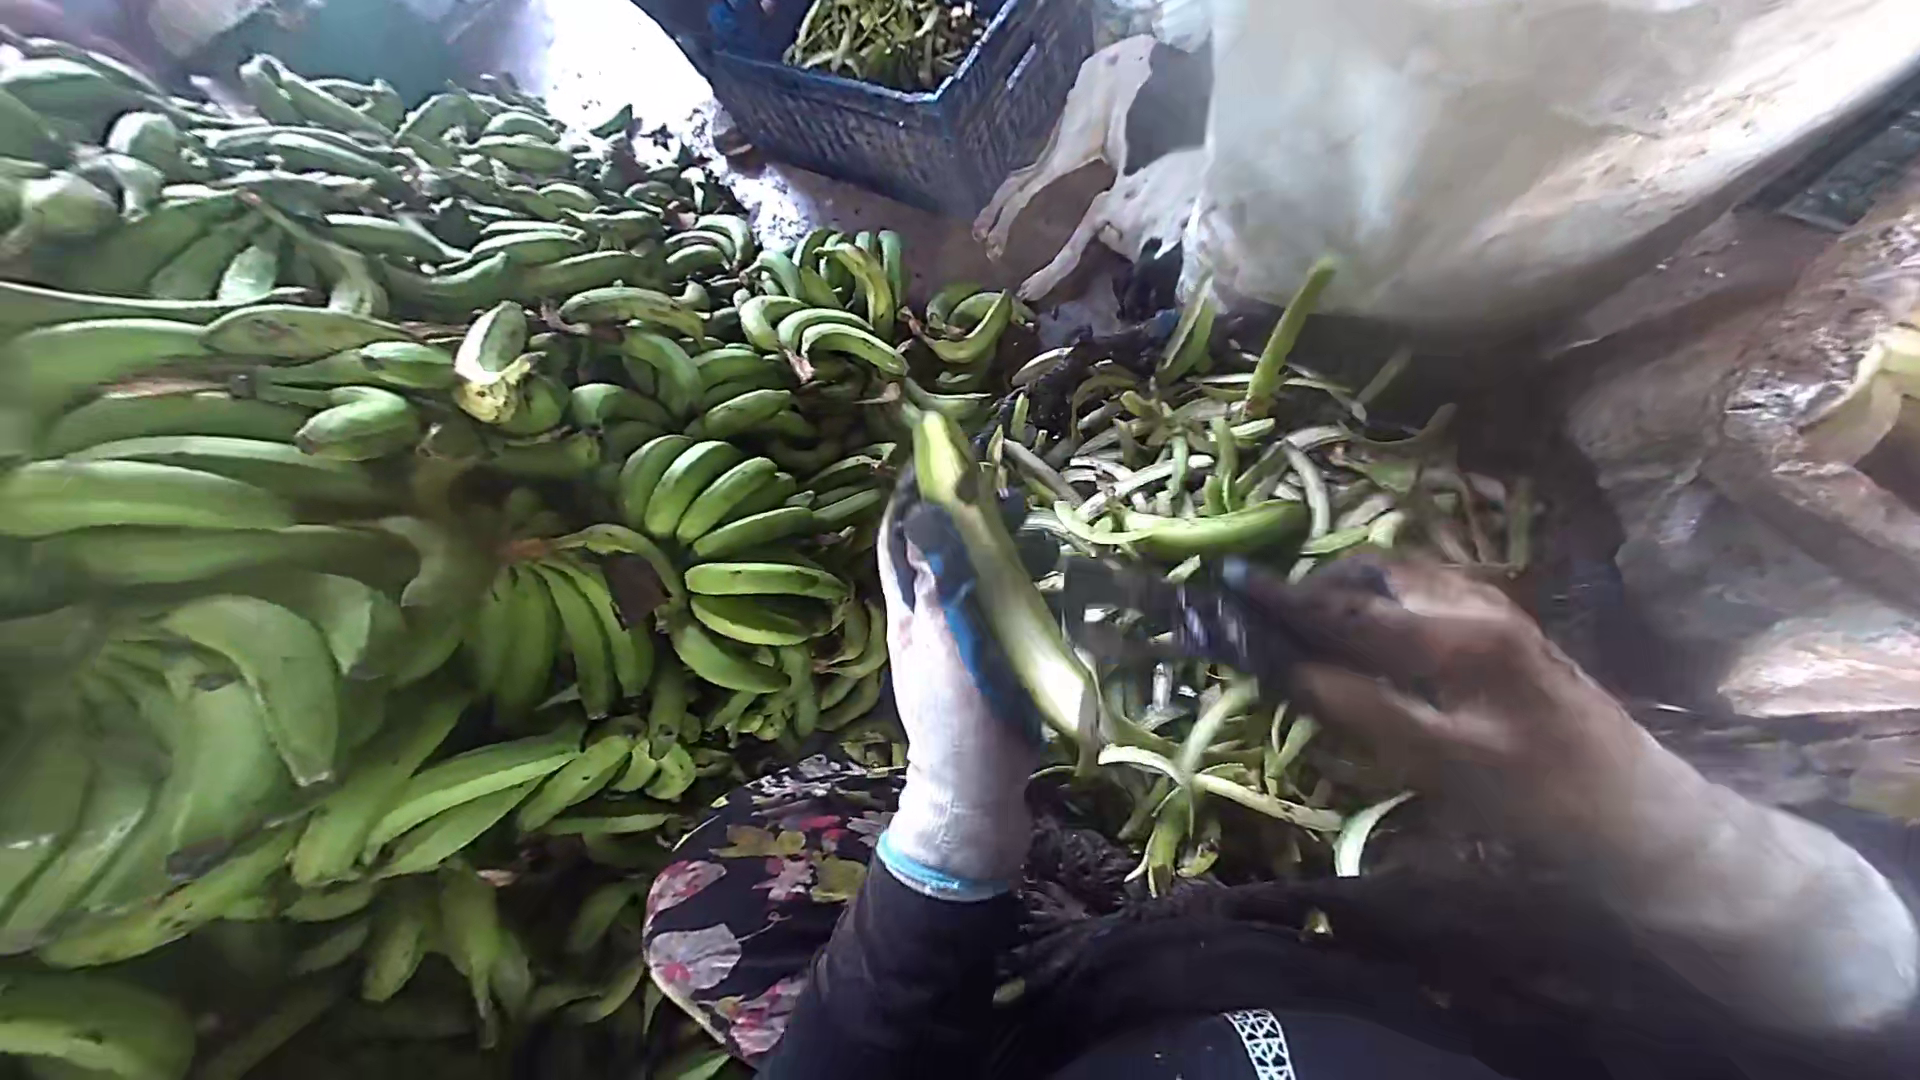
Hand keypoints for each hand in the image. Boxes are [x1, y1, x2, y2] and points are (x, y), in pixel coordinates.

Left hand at [873, 475, 1041, 900]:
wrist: (980, 780)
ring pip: (980, 569)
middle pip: (944, 547)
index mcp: (909, 608)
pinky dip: (1025, 576)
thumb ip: (936, 582)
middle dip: (965, 513)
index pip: (900, 540)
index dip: (910, 499)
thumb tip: (920, 513)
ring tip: (1030, 521)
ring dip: (1000, 542)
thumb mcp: (943, 644)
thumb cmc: (954, 713)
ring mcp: (968, 628)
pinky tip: (1049, 564)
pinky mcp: (999, 644)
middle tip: (998, 486)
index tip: (930, 460)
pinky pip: (1010, 598)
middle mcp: (935, 610)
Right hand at [1228, 556, 1687, 843]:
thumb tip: (1285, 667)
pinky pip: (1411, 588)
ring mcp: (1486, 604)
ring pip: (1387, 575)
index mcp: (1460, 638)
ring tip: (1305, 626)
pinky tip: (1357, 633)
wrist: (1638, 813)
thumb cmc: (1537, 798)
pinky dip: (1368, 599)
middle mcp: (1471, 603)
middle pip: (1364, 574)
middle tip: (1265, 615)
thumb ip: (1356, 706)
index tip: (1231, 580)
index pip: (1346, 609)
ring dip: (1337, 591)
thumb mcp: (1435, 762)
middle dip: (1306, 588)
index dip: (1282, 598)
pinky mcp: (1492, 616)